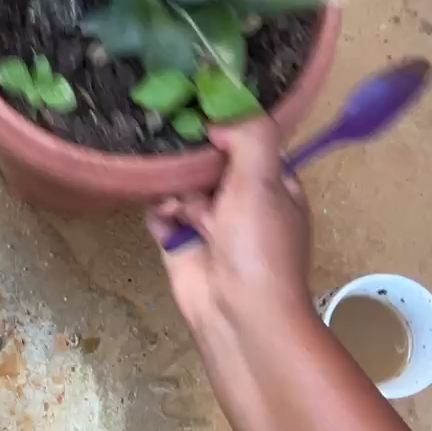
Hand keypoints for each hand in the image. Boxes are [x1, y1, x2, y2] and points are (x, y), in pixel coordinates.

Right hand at [145, 117, 313, 329]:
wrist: (236, 311)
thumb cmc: (258, 246)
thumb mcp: (264, 181)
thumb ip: (248, 138)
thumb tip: (216, 121)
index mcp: (273, 186)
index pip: (248, 146)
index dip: (228, 132)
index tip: (204, 119)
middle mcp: (241, 203)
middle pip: (209, 164)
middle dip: (193, 162)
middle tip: (181, 160)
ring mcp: (209, 225)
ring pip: (181, 187)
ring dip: (173, 189)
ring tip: (175, 203)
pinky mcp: (179, 245)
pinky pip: (161, 216)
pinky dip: (158, 214)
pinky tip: (163, 219)